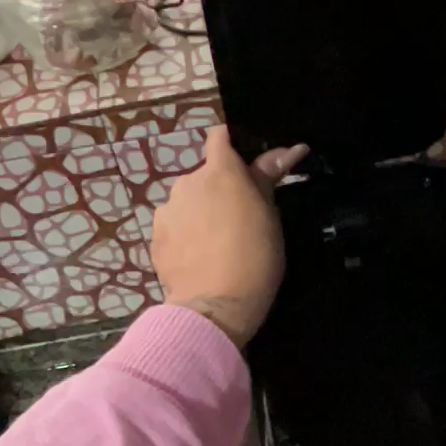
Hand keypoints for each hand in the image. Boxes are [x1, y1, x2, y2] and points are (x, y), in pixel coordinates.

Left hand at [151, 126, 307, 346]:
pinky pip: (173, 229)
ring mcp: (166, 211)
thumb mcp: (270, 218)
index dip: (232, 147)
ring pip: (187, 203)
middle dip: (218, 191)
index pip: (220, 137)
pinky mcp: (155, 239)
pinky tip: (198, 260)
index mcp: (219, 171)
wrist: (215, 308)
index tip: (245, 169)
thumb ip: (268, 178)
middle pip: (204, 176)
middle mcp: (187, 183)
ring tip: (215, 247)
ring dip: (199, 215)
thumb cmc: (254, 259)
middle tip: (237, 222)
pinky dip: (185, 238)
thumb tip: (290, 148)